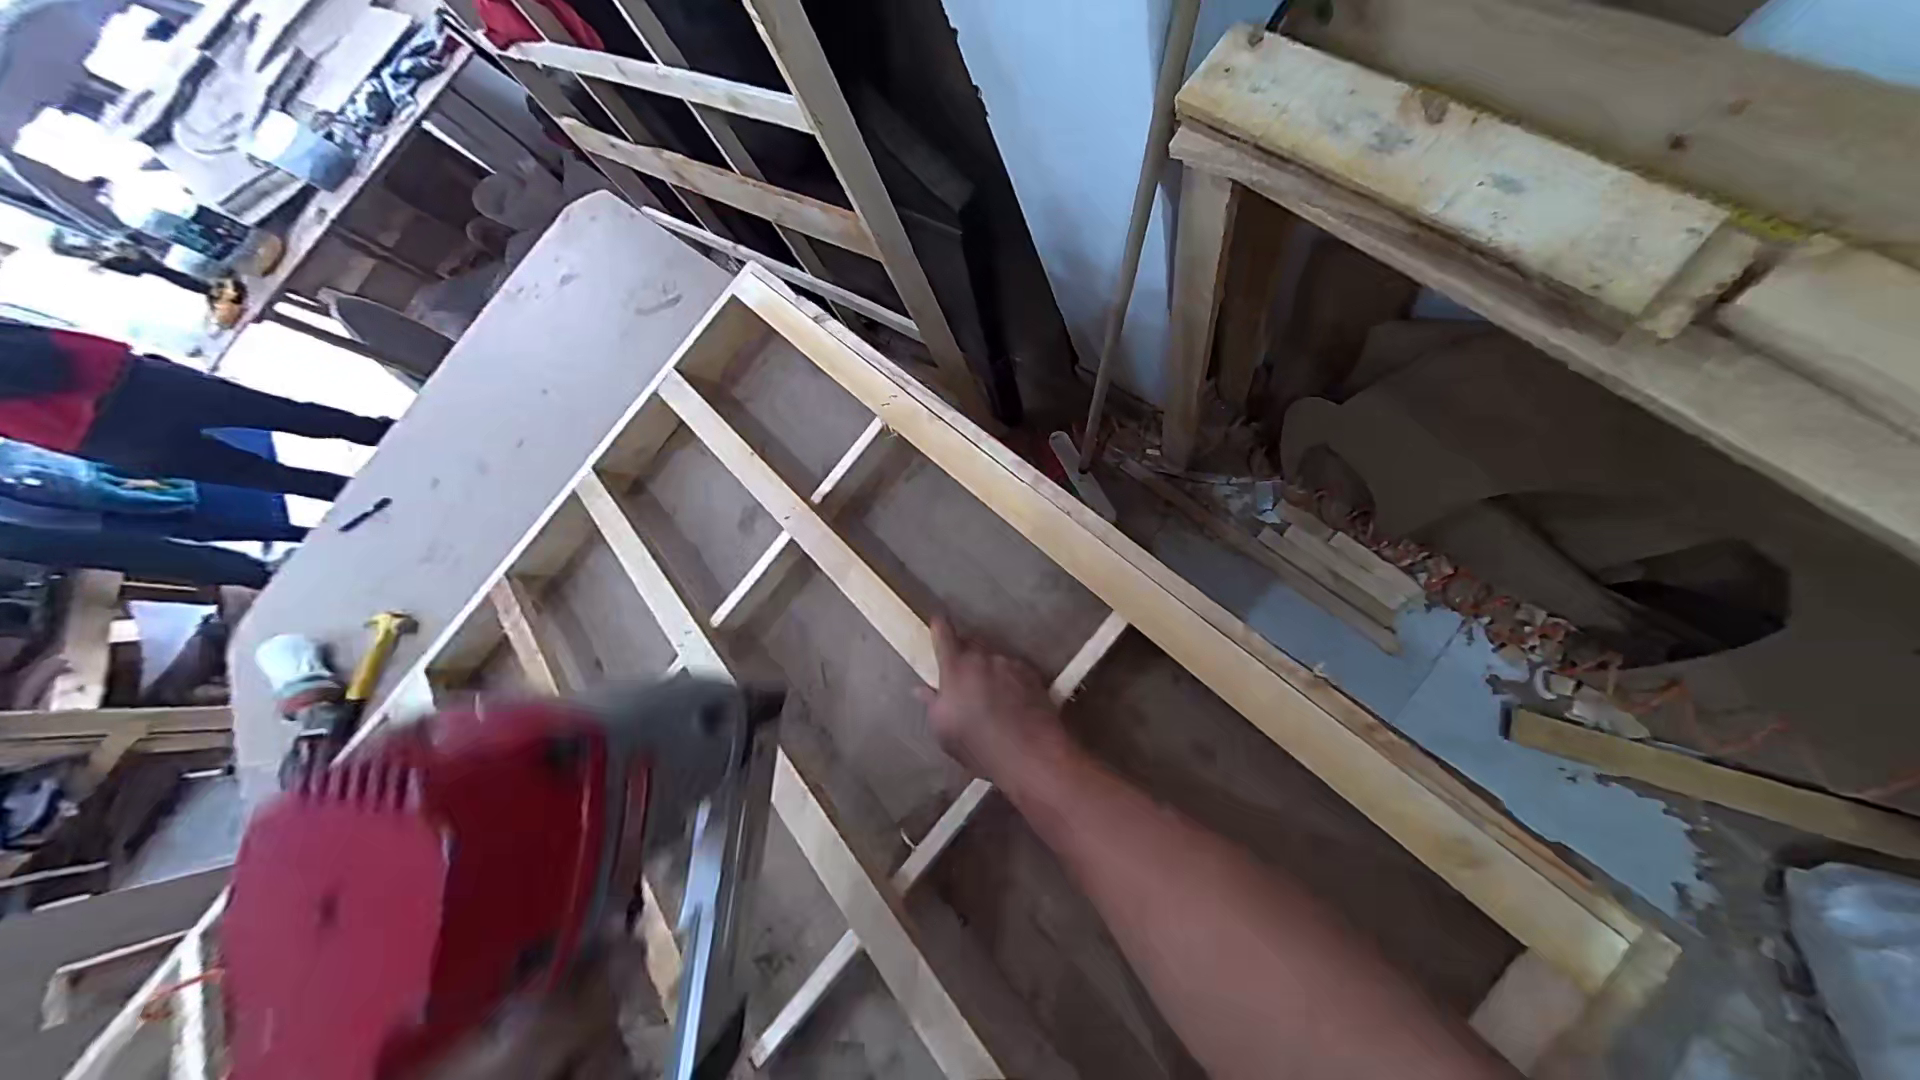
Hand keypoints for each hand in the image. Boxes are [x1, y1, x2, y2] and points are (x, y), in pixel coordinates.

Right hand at [915, 616, 1066, 777]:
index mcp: (956, 667)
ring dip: (989, 668)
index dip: (939, 625)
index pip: (944, 633)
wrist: (1030, 754)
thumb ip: (932, 704)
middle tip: (962, 675)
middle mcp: (984, 658)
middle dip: (965, 652)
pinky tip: (1012, 701)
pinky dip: (1009, 679)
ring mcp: (1010, 664)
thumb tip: (922, 690)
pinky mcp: (1032, 674)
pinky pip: (1014, 669)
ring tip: (990, 695)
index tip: (938, 620)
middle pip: (971, 642)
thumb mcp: (943, 730)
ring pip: (994, 657)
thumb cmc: (978, 744)